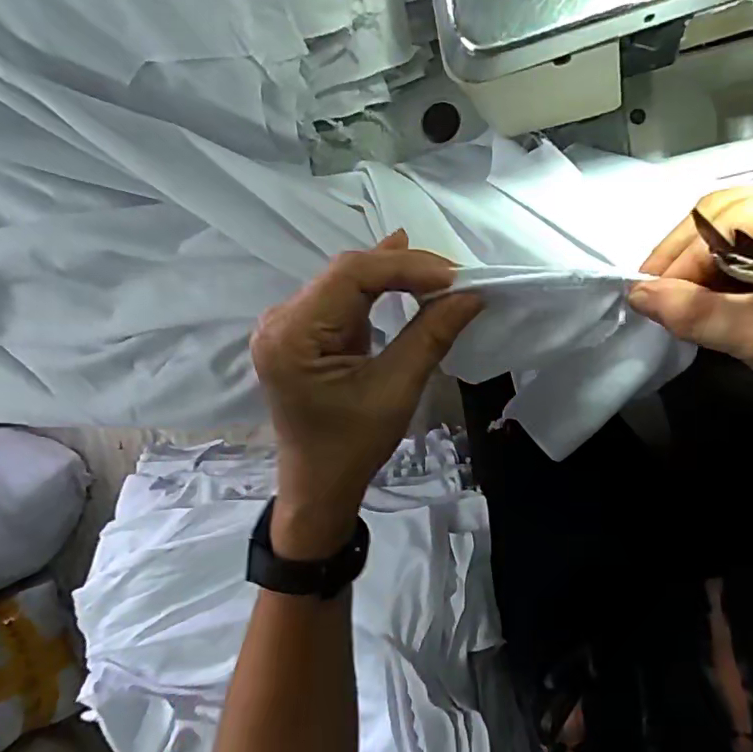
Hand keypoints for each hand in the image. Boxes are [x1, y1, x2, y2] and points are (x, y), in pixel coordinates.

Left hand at [251, 232, 481, 558]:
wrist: (320, 484)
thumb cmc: (353, 446)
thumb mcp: (396, 390)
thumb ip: (431, 335)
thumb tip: (471, 295)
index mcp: (293, 335)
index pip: (351, 275)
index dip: (405, 267)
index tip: (454, 278)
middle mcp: (282, 320)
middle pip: (347, 273)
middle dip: (404, 269)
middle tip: (456, 277)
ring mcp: (289, 324)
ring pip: (347, 280)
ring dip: (395, 275)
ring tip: (440, 275)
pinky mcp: (304, 331)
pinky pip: (344, 297)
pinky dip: (380, 288)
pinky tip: (405, 271)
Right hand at [629, 178, 752, 432]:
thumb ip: (696, 312)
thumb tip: (638, 293)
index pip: (736, 216)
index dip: (684, 255)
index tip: (648, 292)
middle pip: (737, 209)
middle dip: (690, 254)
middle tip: (657, 293)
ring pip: (743, 222)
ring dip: (706, 261)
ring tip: (680, 297)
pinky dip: (730, 266)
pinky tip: (711, 292)